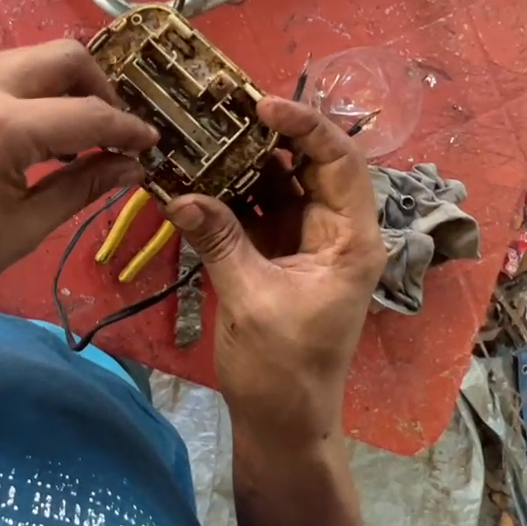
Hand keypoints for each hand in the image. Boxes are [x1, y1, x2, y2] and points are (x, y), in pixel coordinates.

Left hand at [0, 40, 156, 327]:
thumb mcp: (20, 231)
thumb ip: (80, 187)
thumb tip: (130, 167)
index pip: (86, 114)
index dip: (127, 129)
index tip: (151, 143)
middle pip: (61, 56)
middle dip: (99, 87)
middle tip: (113, 131)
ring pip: (25, 58)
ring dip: (60, 86)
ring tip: (73, 135)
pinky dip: (24, 92)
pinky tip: (27, 134)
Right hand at [167, 97, 383, 448]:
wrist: (281, 420)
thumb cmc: (282, 368)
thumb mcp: (250, 300)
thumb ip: (218, 241)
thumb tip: (176, 193)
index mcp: (350, 238)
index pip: (339, 162)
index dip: (305, 127)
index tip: (261, 105)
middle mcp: (334, 229)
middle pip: (310, 163)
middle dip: (269, 134)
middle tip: (222, 107)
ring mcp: (304, 238)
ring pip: (279, 182)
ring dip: (243, 159)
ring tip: (203, 130)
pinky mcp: (276, 251)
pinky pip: (255, 208)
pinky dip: (229, 190)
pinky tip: (197, 172)